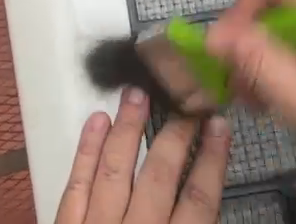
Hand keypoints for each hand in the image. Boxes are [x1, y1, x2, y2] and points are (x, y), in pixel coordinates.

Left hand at [56, 87, 232, 223]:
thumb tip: (204, 187)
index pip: (199, 201)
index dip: (212, 159)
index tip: (219, 123)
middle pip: (159, 177)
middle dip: (174, 134)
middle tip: (184, 100)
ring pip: (115, 171)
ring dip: (128, 128)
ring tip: (137, 93)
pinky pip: (76, 185)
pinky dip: (86, 150)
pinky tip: (97, 120)